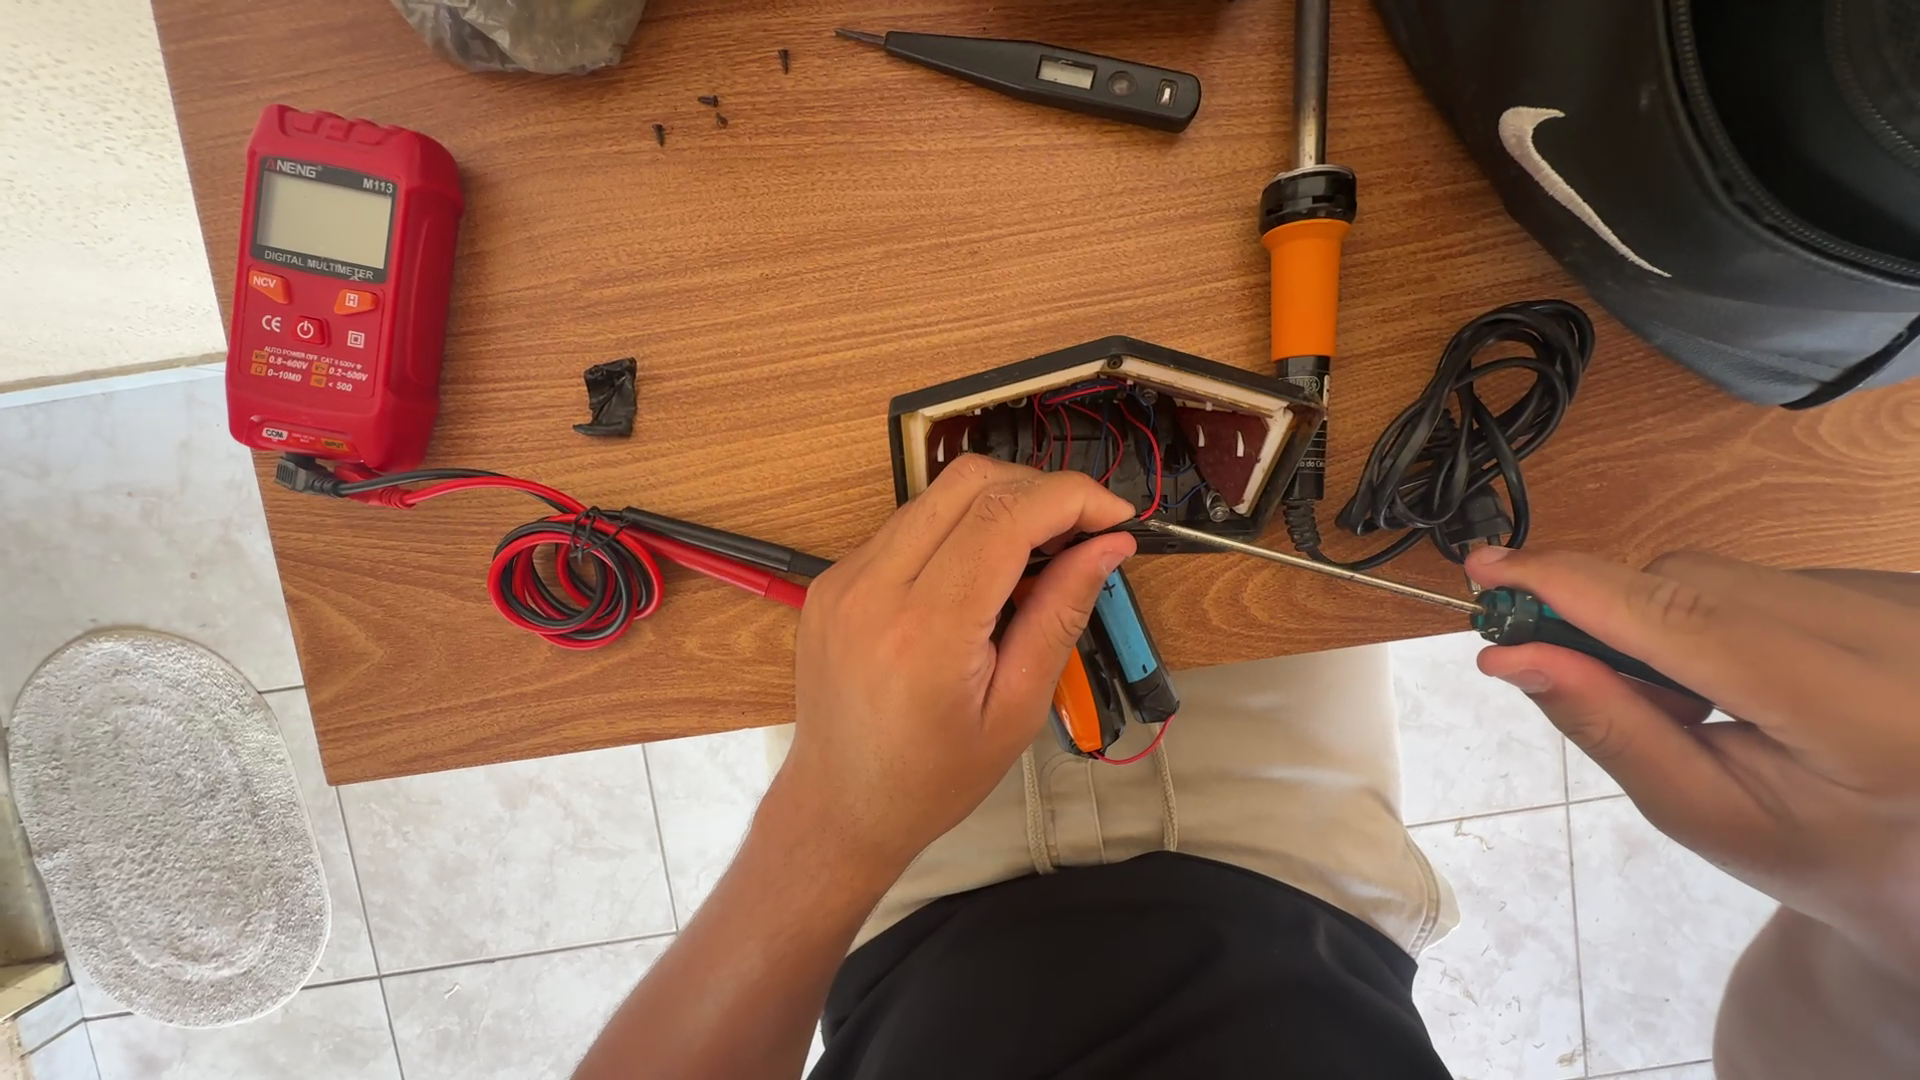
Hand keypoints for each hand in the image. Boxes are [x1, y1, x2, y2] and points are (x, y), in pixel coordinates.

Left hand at [777, 455, 1136, 876]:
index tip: (1114, 516)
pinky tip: (977, 574)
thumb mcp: (1017, 710)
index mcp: (927, 629)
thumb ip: (1060, 616)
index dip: (1073, 497)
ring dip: (998, 505)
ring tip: (1034, 555)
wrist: (840, 806)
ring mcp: (844, 577)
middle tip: (1078, 531)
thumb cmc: (933, 778)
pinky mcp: (833, 579)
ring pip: (937, 494)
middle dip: (1038, 488)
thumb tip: (1107, 546)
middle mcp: (874, 586)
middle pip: (969, 480)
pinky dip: (956, 529)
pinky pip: (907, 524)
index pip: (1006, 515)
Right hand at [1464, 547, 1919, 977]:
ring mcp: (1900, 601)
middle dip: (1602, 610)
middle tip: (1560, 665)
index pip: (1685, 622)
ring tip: (1682, 696)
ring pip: (1712, 573)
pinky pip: (1751, 577)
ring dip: (1653, 617)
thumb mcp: (1700, 811)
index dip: (1573, 586)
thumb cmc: (1821, 853)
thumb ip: (1606, 726)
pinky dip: (1703, 613)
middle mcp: (1895, 635)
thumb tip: (1508, 657)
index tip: (1484, 568)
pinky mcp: (1890, 588)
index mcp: (1862, 715)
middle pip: (1688, 582)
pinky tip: (1735, 674)